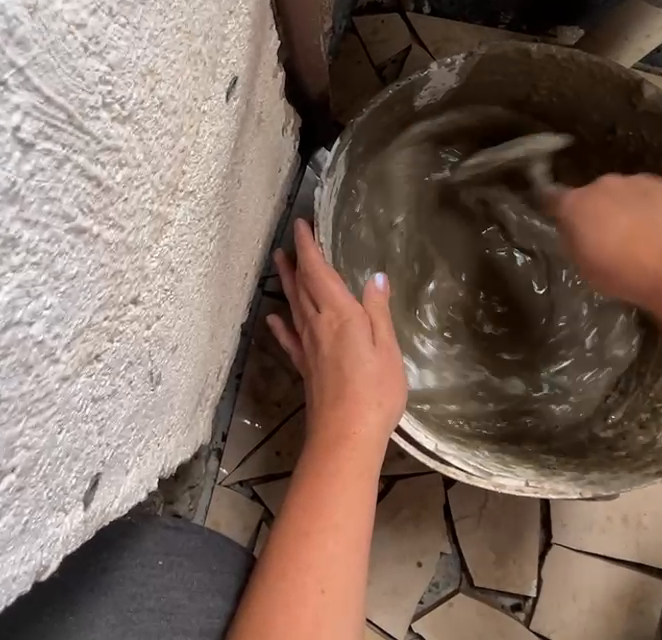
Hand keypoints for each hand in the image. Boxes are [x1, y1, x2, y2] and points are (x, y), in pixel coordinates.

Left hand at [269, 219, 407, 447]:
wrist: (345, 436)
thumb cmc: (375, 391)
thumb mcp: (387, 347)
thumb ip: (378, 311)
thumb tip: (375, 277)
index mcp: (339, 314)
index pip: (318, 272)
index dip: (308, 247)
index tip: (301, 225)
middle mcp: (317, 325)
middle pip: (301, 286)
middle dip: (295, 261)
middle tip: (287, 242)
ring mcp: (308, 347)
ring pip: (293, 306)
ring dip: (286, 283)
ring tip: (279, 265)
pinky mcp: (305, 368)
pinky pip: (289, 338)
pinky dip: (281, 324)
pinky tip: (274, 318)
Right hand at [547, 173, 661, 306]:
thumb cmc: (627, 274)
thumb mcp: (586, 268)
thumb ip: (575, 242)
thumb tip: (574, 231)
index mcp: (575, 205)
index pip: (551, 196)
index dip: (552, 205)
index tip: (556, 216)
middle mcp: (603, 185)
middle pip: (593, 194)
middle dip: (598, 211)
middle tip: (610, 238)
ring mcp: (640, 182)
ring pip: (627, 193)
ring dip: (629, 209)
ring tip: (645, 239)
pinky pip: (656, 197)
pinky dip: (658, 210)